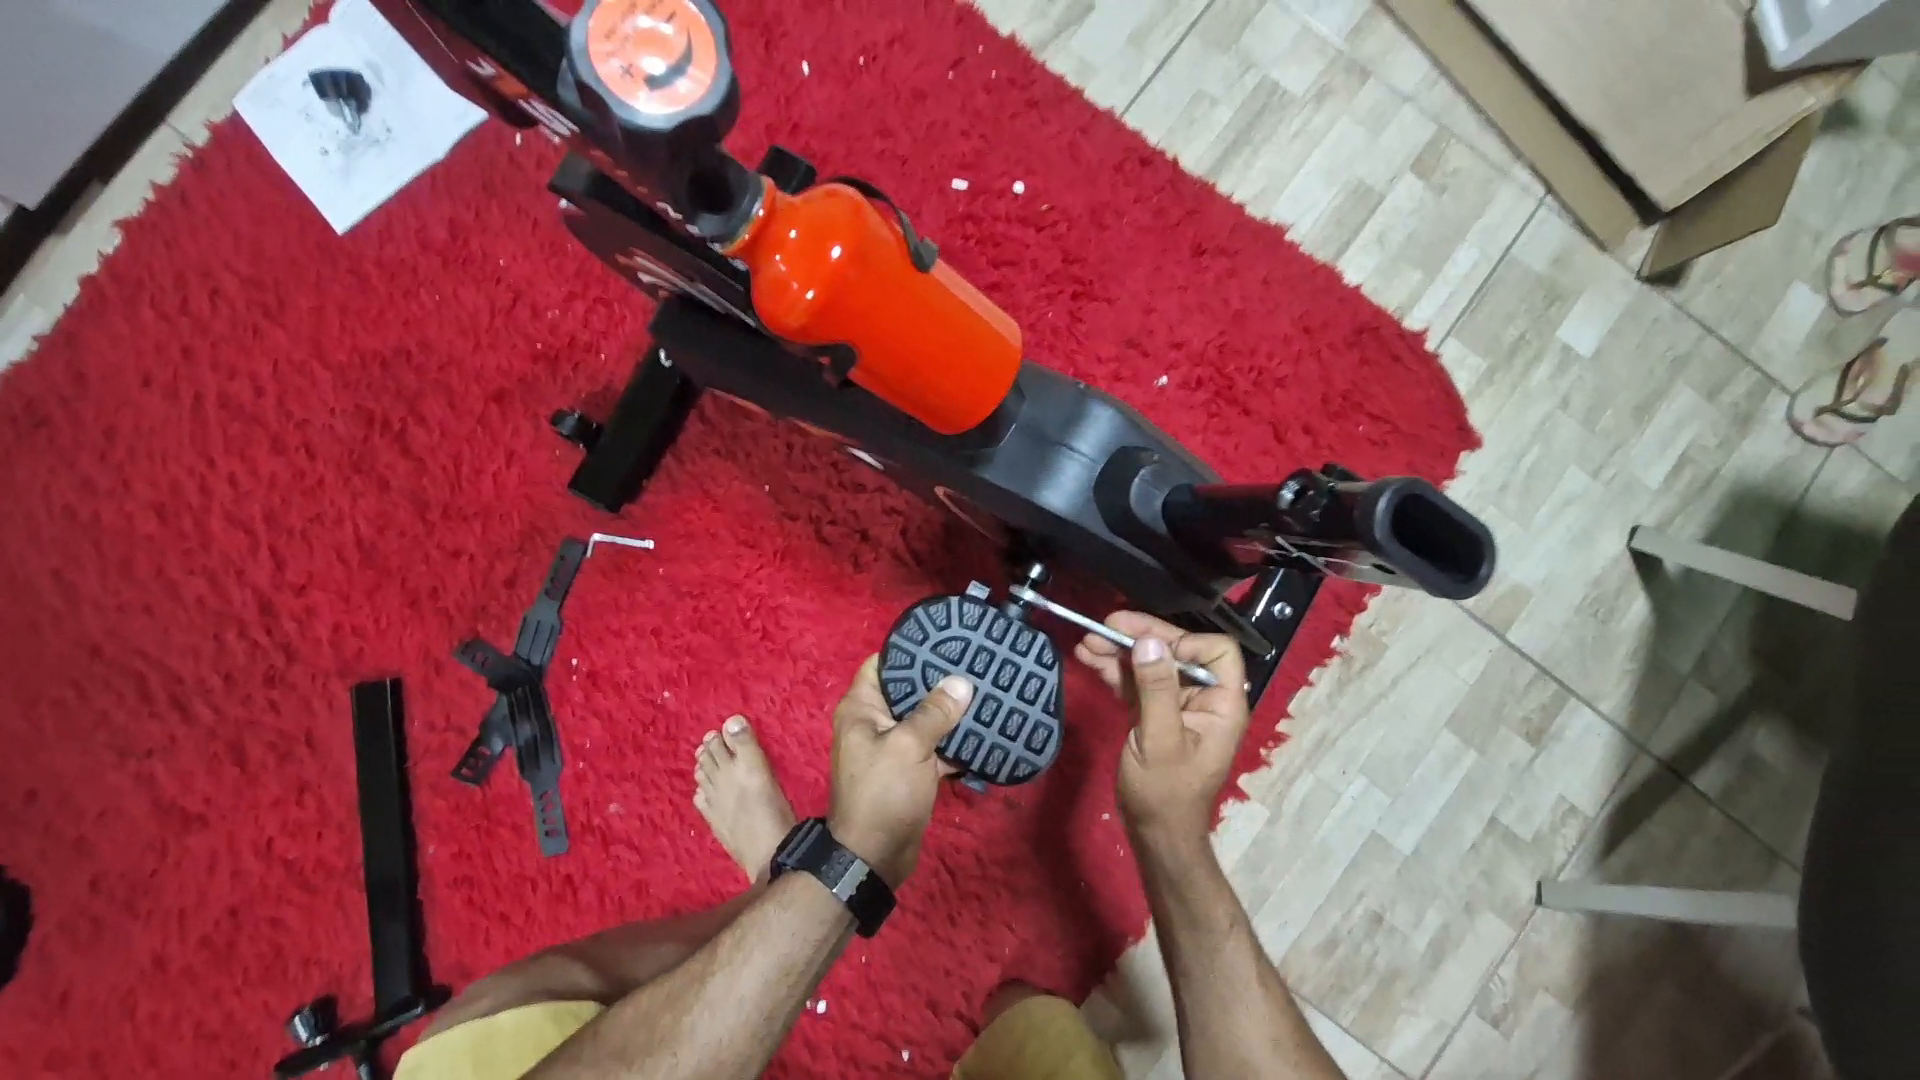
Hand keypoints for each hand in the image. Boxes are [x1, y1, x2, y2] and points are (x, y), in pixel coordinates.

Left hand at [826, 655, 970, 885]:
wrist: (874, 858)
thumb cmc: (883, 793)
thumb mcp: (909, 746)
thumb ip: (935, 712)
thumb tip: (961, 682)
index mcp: (861, 709)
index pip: (881, 664)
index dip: (909, 650)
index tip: (943, 640)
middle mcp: (873, 723)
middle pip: (906, 690)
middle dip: (938, 680)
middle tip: (973, 663)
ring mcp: (891, 749)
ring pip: (923, 720)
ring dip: (949, 712)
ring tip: (985, 691)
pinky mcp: (908, 772)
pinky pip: (932, 747)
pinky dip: (953, 742)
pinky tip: (983, 732)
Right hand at [1075, 613, 1249, 853]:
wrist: (1154, 834)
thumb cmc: (1165, 792)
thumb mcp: (1160, 739)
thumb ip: (1157, 689)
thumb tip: (1149, 642)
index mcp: (1221, 703)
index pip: (1216, 652)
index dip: (1184, 641)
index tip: (1148, 644)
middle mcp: (1203, 698)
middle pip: (1176, 652)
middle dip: (1139, 638)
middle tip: (1103, 626)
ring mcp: (1178, 705)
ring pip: (1151, 664)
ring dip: (1119, 652)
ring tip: (1086, 642)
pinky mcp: (1154, 713)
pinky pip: (1137, 682)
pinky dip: (1115, 670)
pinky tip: (1089, 659)